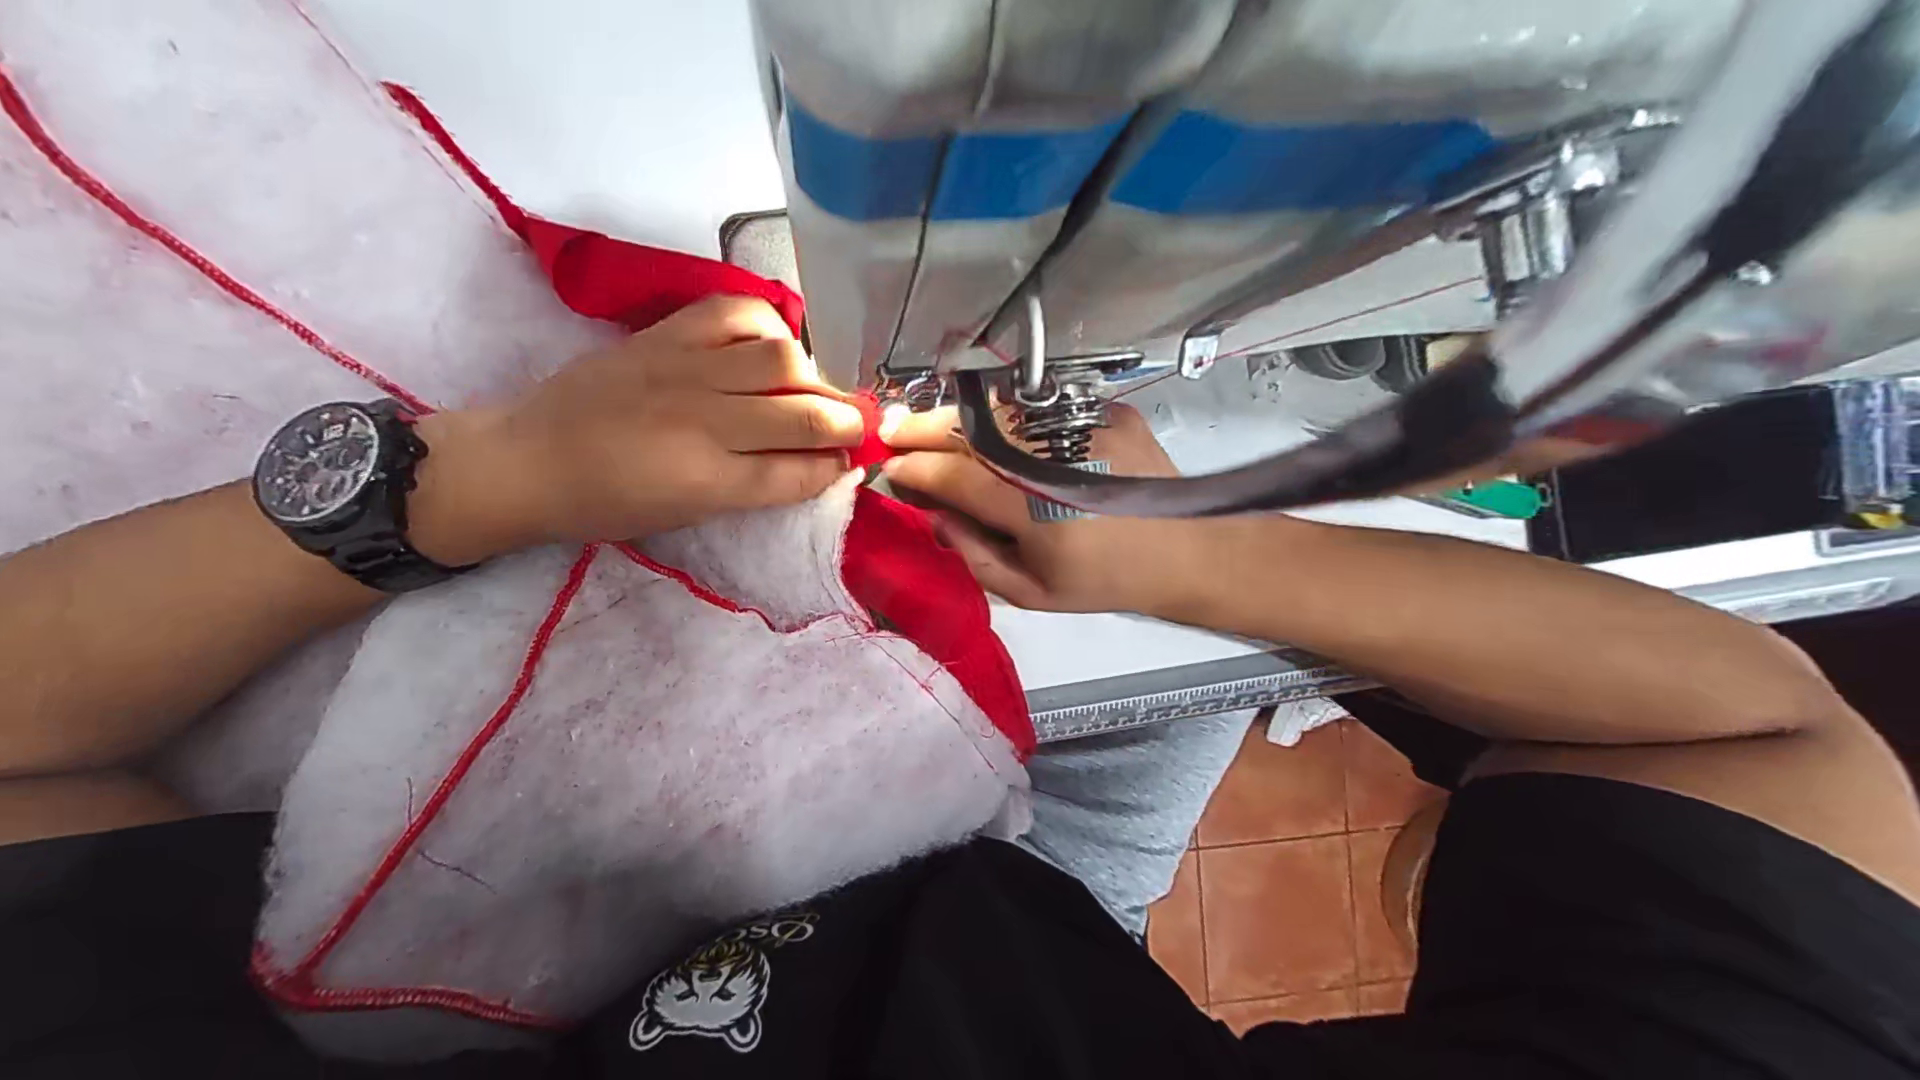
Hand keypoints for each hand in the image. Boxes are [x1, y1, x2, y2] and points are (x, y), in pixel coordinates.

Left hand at [409, 296, 863, 563]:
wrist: (527, 458)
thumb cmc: (610, 504)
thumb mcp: (690, 515)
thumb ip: (758, 487)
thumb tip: (818, 462)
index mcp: (706, 483)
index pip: (801, 472)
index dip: (839, 466)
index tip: (855, 460)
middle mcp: (703, 423)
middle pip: (804, 415)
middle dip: (848, 423)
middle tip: (861, 426)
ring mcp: (683, 371)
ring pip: (782, 360)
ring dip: (816, 378)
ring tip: (814, 389)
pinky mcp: (664, 335)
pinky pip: (736, 313)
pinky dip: (769, 327)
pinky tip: (771, 347)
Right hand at [881, 402, 1226, 616]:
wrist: (1185, 547)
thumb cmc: (1104, 579)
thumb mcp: (1033, 591)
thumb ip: (975, 555)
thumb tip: (934, 517)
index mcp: (1032, 508)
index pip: (954, 476)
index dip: (915, 470)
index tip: (891, 467)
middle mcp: (1051, 456)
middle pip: (970, 431)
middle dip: (922, 428)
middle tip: (891, 429)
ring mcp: (1080, 425)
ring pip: (1000, 411)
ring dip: (958, 417)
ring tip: (931, 425)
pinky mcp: (1104, 410)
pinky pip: (1040, 408)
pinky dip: (1007, 416)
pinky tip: (993, 428)